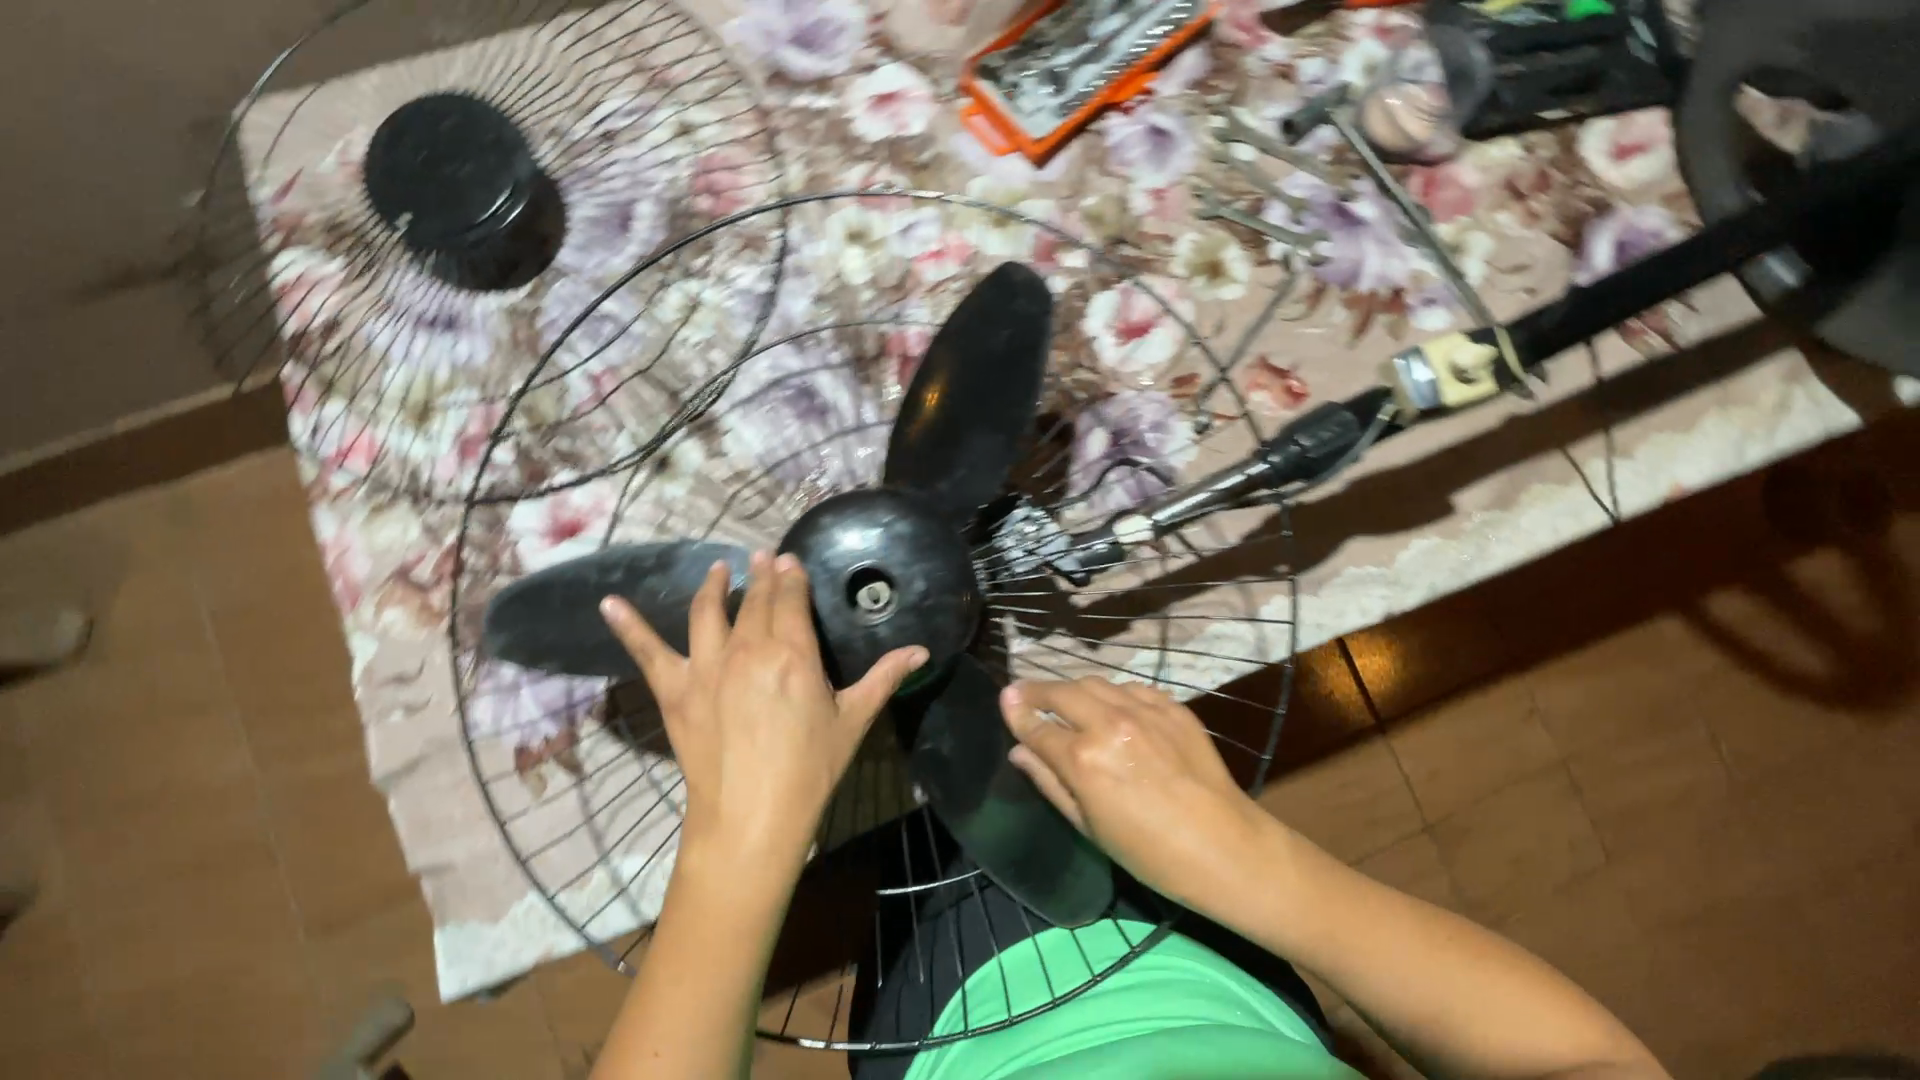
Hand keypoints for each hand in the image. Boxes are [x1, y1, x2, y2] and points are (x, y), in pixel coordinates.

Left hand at [601, 551, 927, 865]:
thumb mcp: (853, 720)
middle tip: (764, 557)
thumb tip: (921, 651)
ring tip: (719, 570)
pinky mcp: (675, 690)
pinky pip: (648, 652)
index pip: (791, 600)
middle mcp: (748, 648)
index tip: (790, 560)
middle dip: (761, 576)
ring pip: (708, 612)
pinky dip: (628, 626)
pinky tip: (608, 603)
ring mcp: (707, 666)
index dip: (791, 577)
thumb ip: (884, 677)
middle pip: (755, 601)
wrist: (752, 814)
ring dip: (714, 586)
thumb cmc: (810, 768)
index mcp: (793, 652)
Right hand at [1000, 678, 1273, 912]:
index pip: (1036, 727)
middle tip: (1022, 690)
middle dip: (1036, 689)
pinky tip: (1110, 706)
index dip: (1016, 712)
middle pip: (1061, 693)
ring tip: (1063, 697)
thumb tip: (1021, 752)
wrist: (1224, 847)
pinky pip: (1131, 688)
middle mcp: (1109, 724)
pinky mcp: (1173, 708)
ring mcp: (1144, 711)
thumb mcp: (1089, 826)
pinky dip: (1112, 693)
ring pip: (1095, 683)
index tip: (1004, 699)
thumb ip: (1050, 782)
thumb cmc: (1149, 852)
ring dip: (1072, 688)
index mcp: (1083, 760)